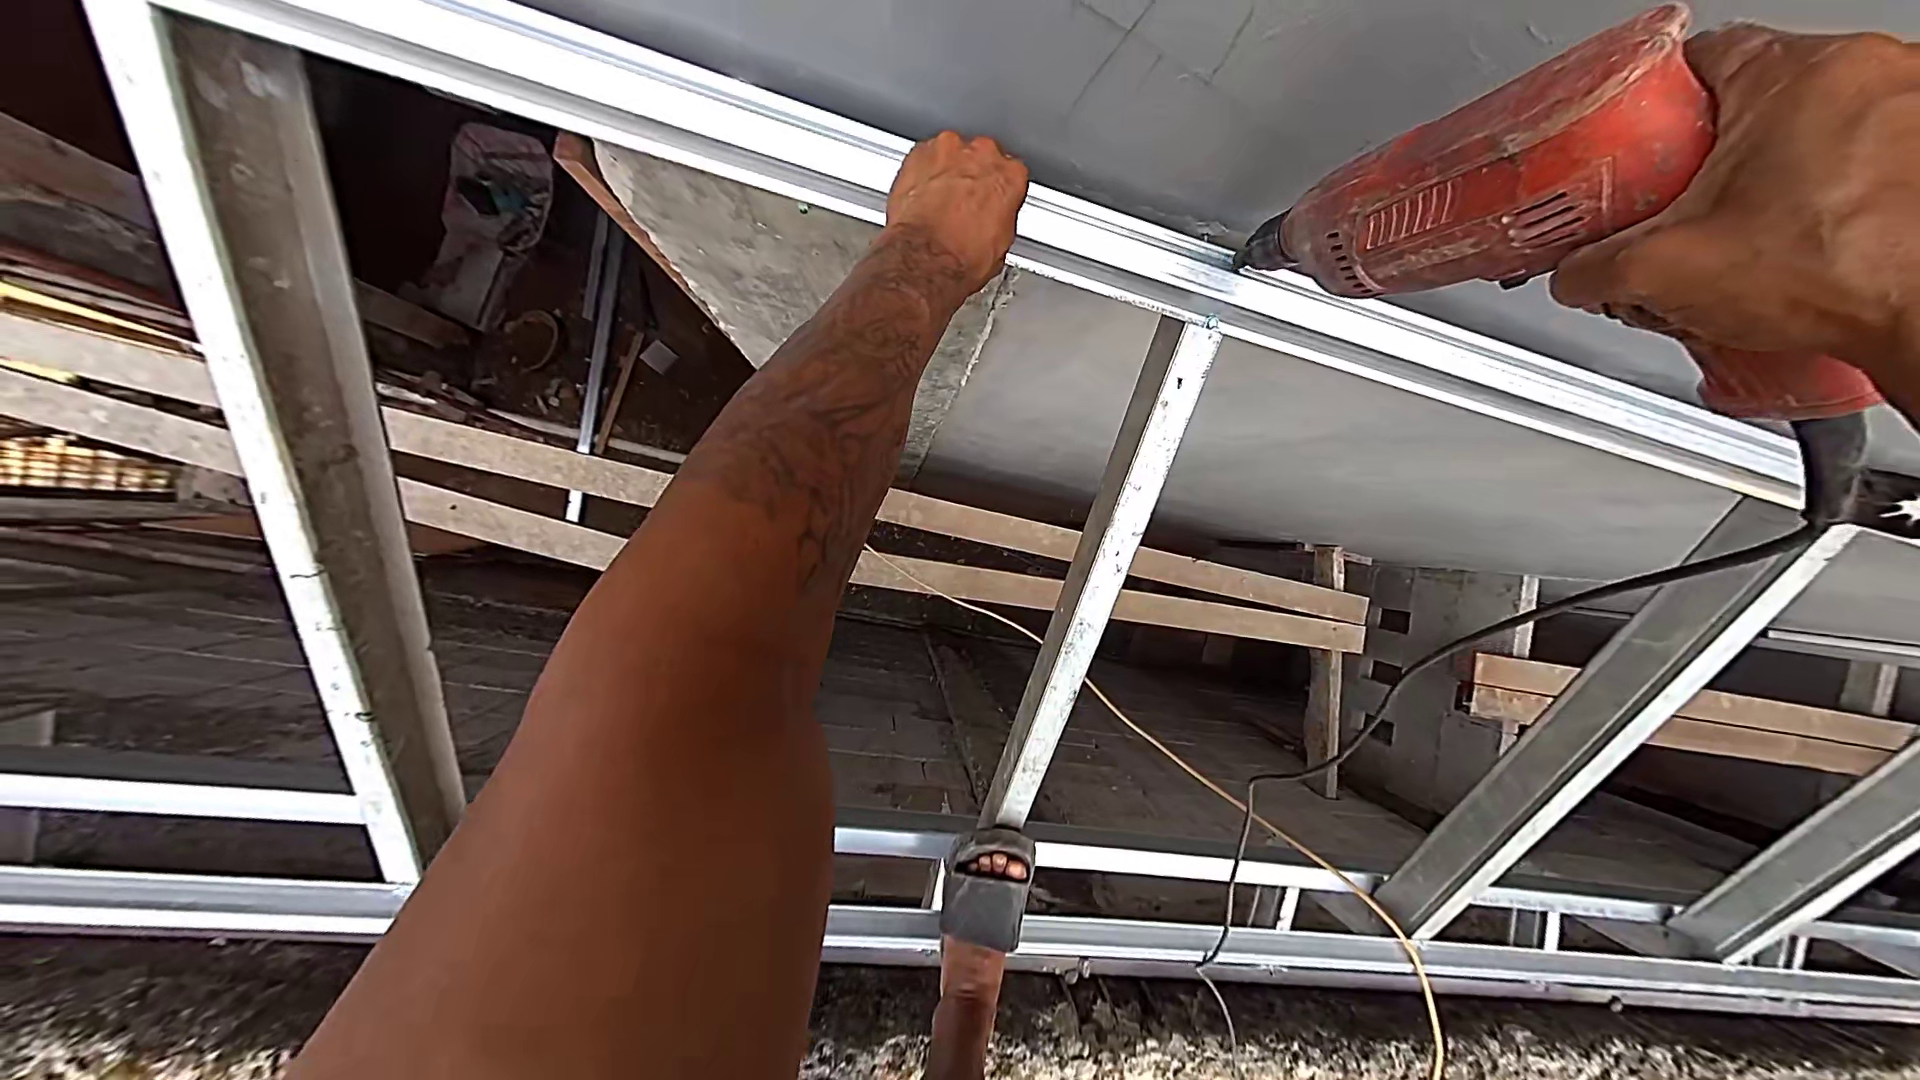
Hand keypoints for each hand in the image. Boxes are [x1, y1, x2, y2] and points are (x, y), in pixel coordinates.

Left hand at [883, 131, 1029, 299]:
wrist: (925, 257)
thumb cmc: (961, 256)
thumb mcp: (1000, 247)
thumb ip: (1002, 220)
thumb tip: (995, 224)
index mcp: (1010, 176)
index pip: (1011, 174)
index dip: (999, 192)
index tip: (992, 204)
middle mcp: (983, 154)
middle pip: (981, 158)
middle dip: (972, 178)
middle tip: (963, 206)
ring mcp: (949, 149)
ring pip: (951, 155)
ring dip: (947, 174)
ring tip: (939, 204)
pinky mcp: (919, 153)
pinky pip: (923, 158)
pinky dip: (922, 174)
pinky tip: (921, 198)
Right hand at [1550, 26, 1919, 385]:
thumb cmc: (1841, 266)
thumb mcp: (1653, 270)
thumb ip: (1585, 270)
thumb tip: (1571, 276)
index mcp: (1805, 76)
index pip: (1692, 63)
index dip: (1633, 112)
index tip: (1608, 156)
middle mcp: (1872, 77)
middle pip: (1726, 118)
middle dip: (1670, 178)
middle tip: (1642, 221)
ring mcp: (1907, 117)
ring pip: (1769, 154)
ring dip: (1718, 205)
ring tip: (1697, 253)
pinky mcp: (1916, 165)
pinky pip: (1817, 179)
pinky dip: (1771, 217)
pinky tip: (1750, 259)